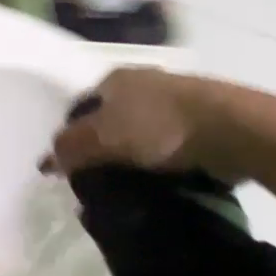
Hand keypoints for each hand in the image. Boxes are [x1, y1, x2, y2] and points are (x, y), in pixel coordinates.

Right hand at [44, 65, 237, 177]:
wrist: (229, 128)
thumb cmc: (158, 125)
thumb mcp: (102, 137)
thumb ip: (70, 147)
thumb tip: (46, 161)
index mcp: (113, 78)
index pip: (79, 109)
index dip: (71, 139)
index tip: (71, 174)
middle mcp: (140, 85)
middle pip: (109, 123)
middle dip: (101, 154)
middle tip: (97, 189)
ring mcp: (171, 103)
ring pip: (138, 138)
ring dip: (131, 163)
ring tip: (127, 197)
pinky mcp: (196, 126)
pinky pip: (165, 151)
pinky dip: (158, 169)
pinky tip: (157, 190)